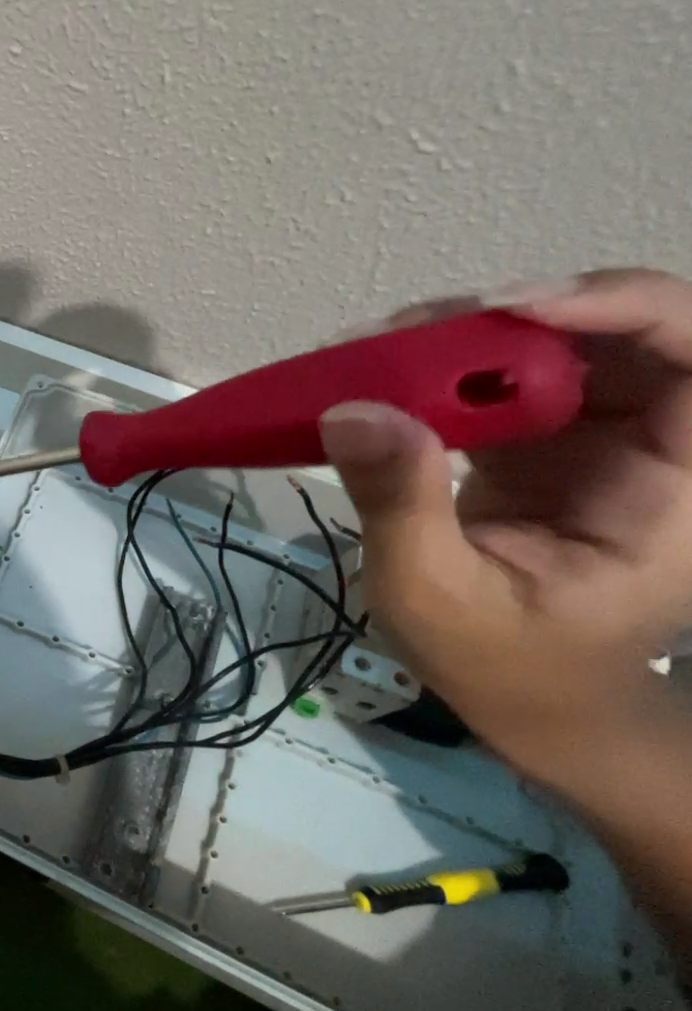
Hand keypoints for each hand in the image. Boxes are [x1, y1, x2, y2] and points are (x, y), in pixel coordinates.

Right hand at [318, 269, 691, 772]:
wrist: (529, 699)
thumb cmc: (501, 663)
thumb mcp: (436, 592)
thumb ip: (402, 503)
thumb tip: (352, 410)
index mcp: (680, 484)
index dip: (623, 310)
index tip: (510, 313)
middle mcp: (653, 444)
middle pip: (615, 336)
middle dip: (510, 320)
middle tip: (400, 336)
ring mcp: (593, 440)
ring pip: (548, 350)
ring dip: (459, 340)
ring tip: (368, 353)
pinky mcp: (536, 444)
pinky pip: (495, 383)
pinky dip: (431, 373)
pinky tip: (371, 379)